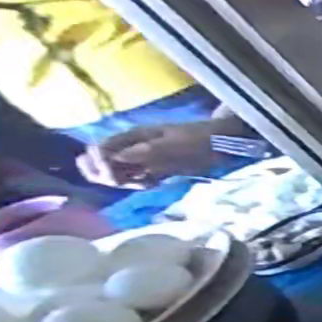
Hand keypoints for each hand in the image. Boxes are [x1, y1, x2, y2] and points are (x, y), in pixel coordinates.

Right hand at [78, 121, 217, 187]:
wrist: (225, 141)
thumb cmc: (202, 138)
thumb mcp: (180, 142)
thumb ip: (150, 150)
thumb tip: (117, 157)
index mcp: (131, 137)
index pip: (96, 151)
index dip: (100, 165)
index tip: (119, 177)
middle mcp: (130, 147)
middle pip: (96, 162)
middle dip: (105, 175)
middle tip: (130, 181)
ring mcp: (141, 158)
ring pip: (112, 172)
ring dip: (122, 181)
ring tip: (147, 183)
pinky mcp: (155, 169)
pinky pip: (134, 178)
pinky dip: (138, 183)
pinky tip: (153, 184)